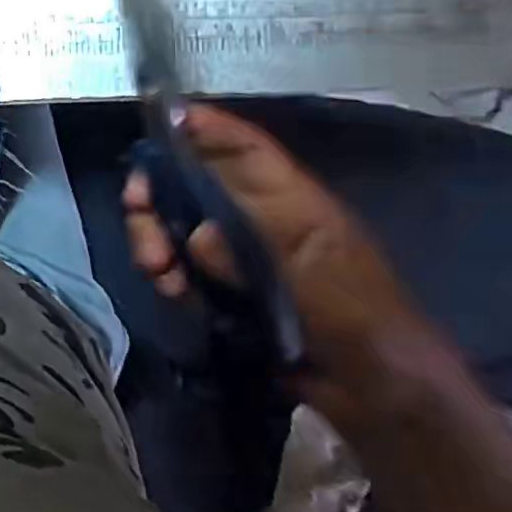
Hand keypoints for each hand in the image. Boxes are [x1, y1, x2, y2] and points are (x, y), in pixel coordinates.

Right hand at [123, 104, 437, 419]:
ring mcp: (230, 248)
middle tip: (136, 210)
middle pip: (184, 179)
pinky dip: (161, 271)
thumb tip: (194, 234)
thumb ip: (252, 247)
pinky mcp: (213, 279)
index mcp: (286, 200)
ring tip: (159, 272)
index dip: (202, 126)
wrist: (376, 393)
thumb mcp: (316, 277)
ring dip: (150, 240)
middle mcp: (251, 214)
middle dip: (152, 192)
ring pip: (166, 221)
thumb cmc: (358, 322)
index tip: (159, 117)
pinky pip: (169, 259)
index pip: (241, 146)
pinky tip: (171, 290)